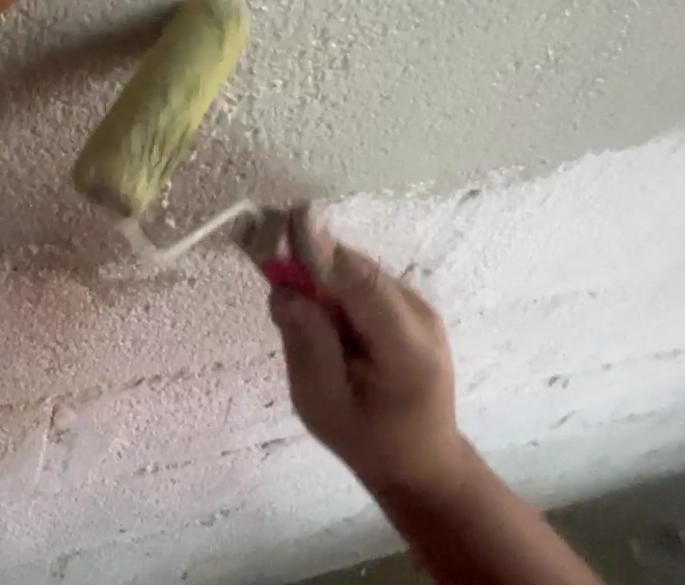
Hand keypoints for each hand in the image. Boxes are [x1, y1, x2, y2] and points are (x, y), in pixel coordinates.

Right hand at [268, 208, 473, 494]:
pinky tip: (317, 312)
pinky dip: (329, 282)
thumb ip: (306, 345)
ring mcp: (417, 306)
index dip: (318, 251)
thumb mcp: (323, 404)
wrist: (421, 459)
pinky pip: (358, 276)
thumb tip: (284, 290)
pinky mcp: (406, 303)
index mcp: (406, 348)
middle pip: (354, 267)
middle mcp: (419, 315)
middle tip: (264, 263)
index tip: (279, 224)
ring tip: (294, 305)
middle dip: (307, 259)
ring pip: (353, 266)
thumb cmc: (367, 438)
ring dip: (316, 272)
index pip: (360, 283)